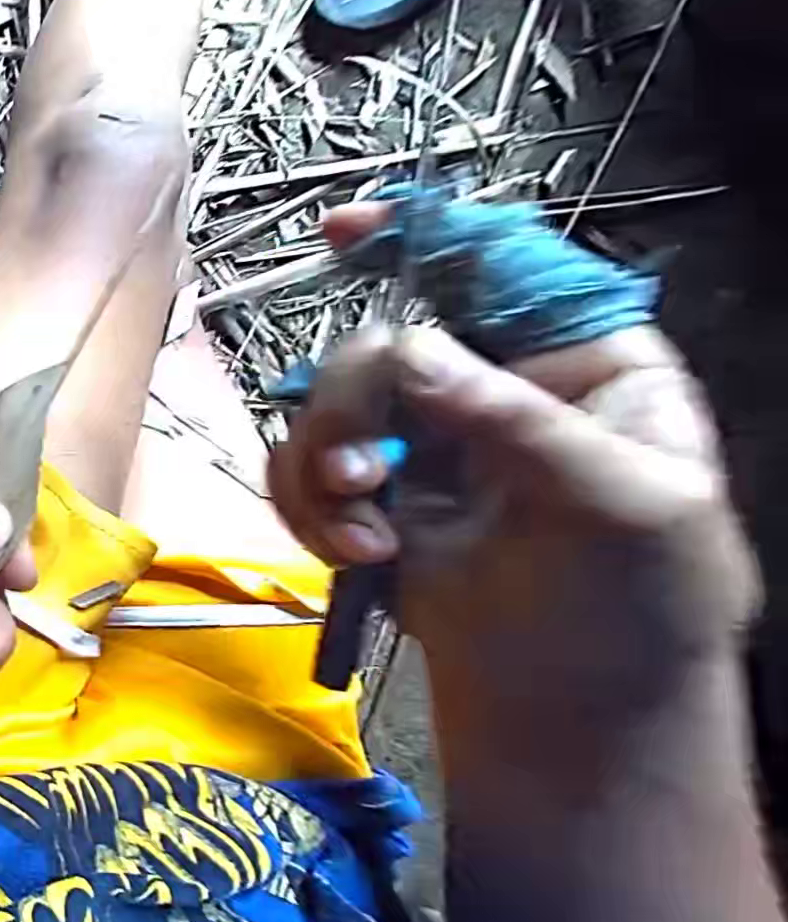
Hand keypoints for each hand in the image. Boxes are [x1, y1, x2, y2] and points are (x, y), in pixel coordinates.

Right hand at [270, 205, 754, 737]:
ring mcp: (407, 443)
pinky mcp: (354, 491)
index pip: (495, 271)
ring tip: (363, 537)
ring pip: (315, 415)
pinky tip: (353, 552)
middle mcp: (475, 390)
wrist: (556, 691)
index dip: (420, 237)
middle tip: (358, 478)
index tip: (339, 231)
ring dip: (321, 476)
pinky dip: (304, 511)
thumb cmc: (630, 601)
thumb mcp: (617, 504)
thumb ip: (517, 420)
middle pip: (370, 352)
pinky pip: (291, 472)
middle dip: (348, 416)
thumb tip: (411, 352)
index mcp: (571, 364)